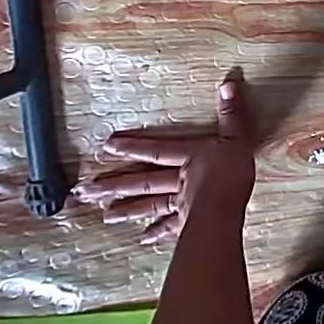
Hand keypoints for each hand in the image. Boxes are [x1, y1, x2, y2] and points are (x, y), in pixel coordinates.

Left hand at [73, 72, 256, 242]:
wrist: (229, 208)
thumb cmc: (231, 175)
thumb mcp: (236, 137)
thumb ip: (231, 112)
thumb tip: (228, 84)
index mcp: (189, 158)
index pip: (156, 150)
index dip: (133, 147)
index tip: (107, 146)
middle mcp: (179, 180)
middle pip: (143, 182)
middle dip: (116, 184)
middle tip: (87, 190)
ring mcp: (182, 204)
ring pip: (150, 205)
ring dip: (128, 210)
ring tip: (106, 215)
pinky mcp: (190, 223)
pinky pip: (170, 227)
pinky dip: (158, 232)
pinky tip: (144, 238)